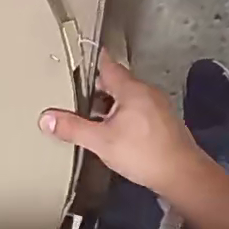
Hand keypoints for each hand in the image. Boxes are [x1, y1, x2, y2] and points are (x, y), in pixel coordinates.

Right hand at [38, 50, 213, 196]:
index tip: (82, 54)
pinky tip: (116, 132)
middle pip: (118, 82)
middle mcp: (147, 93)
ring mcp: (158, 107)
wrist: (182, 174)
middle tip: (78, 94)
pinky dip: (124, 115)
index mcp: (132, 90)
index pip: (109, 65)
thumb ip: (73, 128)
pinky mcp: (163, 123)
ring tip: (93, 116)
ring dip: (111, 104)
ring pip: (128, 98)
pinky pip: (139, 110)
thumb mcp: (101, 142)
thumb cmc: (144, 154)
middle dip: (98, 88)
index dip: (94, 60)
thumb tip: (46, 119)